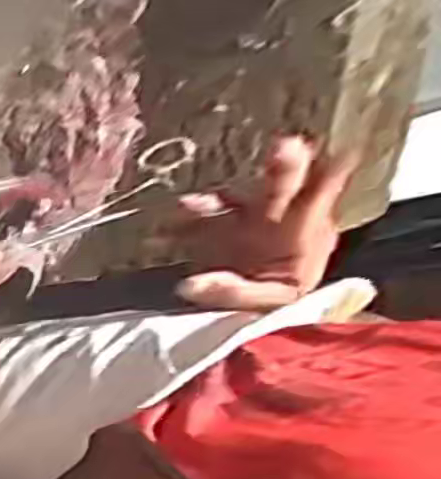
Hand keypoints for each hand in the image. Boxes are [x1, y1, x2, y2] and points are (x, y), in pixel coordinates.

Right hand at [172, 135, 356, 310]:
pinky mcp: (220, 242)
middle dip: (283, 168)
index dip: (325, 174)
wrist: (258, 316)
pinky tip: (161, 229)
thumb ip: (232, 291)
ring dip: (213, 202)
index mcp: (301, 235)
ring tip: (186, 205)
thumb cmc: (272, 308)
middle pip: (283, 189)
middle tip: (282, 145)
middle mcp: (278, 224)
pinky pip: (199, 227)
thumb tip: (189, 284)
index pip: (319, 197)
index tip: (333, 156)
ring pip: (235, 205)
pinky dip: (180, 226)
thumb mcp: (263, 303)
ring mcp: (247, 231)